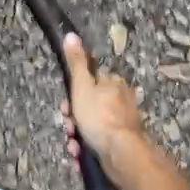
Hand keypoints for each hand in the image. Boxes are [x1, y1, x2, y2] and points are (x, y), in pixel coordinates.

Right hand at [61, 31, 144, 162]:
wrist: (122, 154)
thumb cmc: (99, 116)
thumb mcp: (82, 86)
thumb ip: (76, 62)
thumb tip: (71, 35)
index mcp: (114, 84)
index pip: (91, 80)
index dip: (75, 92)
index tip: (66, 104)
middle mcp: (122, 100)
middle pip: (91, 104)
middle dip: (74, 117)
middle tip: (69, 125)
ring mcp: (123, 123)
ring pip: (93, 125)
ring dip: (78, 135)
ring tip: (74, 145)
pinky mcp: (122, 143)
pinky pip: (100, 141)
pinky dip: (88, 147)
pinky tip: (80, 154)